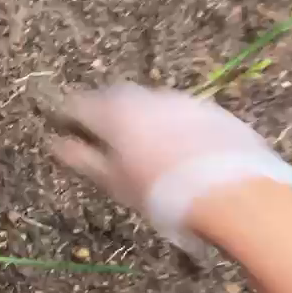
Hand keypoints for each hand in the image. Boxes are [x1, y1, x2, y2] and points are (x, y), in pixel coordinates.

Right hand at [49, 84, 291, 252]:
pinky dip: (170, 123)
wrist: (234, 196)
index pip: (78, 104)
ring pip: (151, 103)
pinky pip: (181, 113)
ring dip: (140, 115)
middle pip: (115, 96)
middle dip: (104, 109)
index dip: (67, 114)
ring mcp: (182, 103)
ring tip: (140, 141)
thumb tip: (57, 144)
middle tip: (100, 131)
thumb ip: (81, 158)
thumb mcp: (112, 181)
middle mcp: (146, 100)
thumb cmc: (161, 191)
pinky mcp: (213, 112)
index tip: (63, 125)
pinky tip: (176, 146)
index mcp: (114, 114)